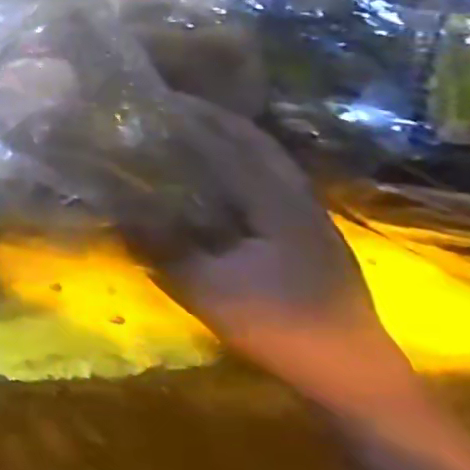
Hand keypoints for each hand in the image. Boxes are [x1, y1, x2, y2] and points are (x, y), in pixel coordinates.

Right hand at [124, 100, 469, 469]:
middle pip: (255, 140)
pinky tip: (226, 175)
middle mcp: (297, 193)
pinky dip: (245, 162)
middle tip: (174, 106)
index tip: (160, 96)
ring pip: (269, 158)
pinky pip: (273, 178)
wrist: (352, 372)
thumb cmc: (278, 324)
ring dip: (233, 137)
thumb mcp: (206, 289)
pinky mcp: (313, 233)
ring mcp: (311, 213)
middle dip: (214, 118)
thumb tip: (118, 212)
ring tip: (195, 129)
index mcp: (274, 197)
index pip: (229, 139)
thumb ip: (161, 247)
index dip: (194, 115)